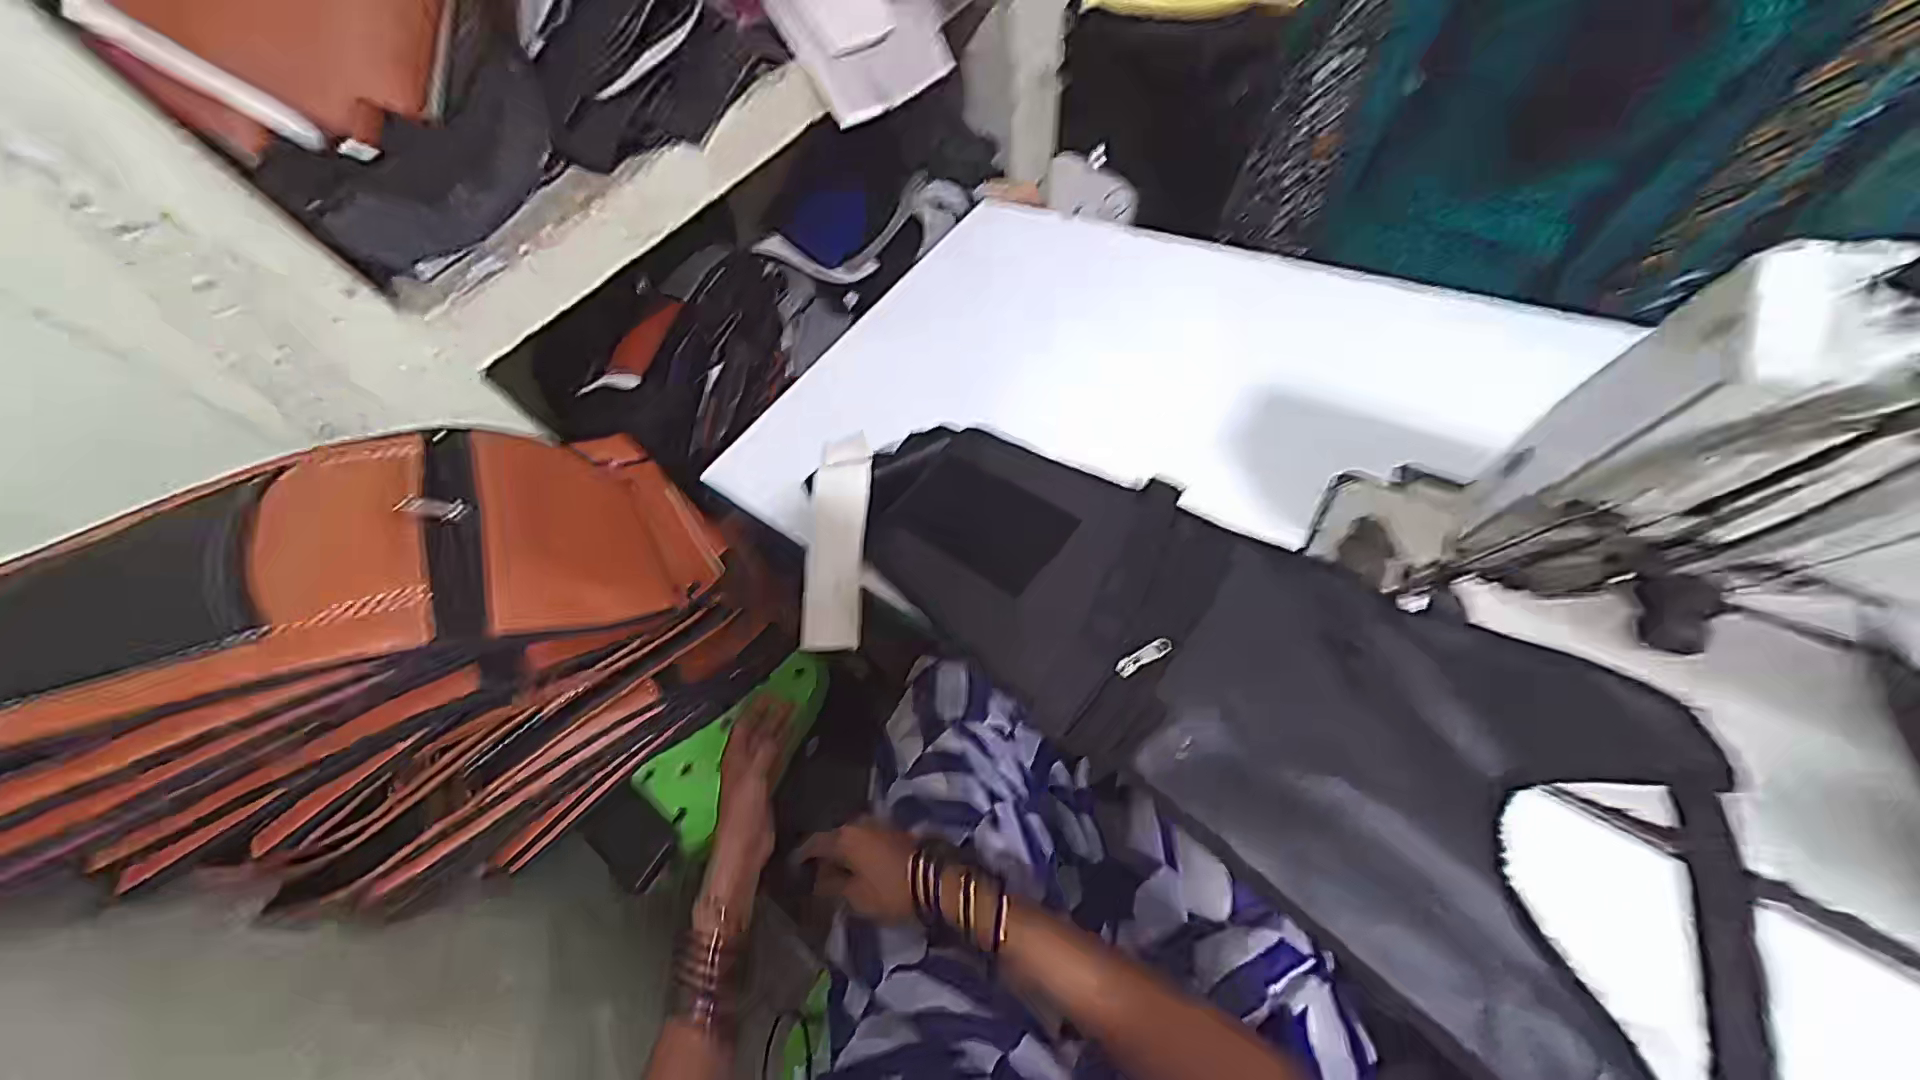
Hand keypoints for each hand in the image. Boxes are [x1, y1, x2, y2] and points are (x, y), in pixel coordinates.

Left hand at [702, 693, 792, 905]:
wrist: (744, 850)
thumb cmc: (742, 815)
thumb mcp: (753, 780)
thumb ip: (764, 753)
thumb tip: (776, 728)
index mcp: (734, 758)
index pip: (745, 725)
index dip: (757, 708)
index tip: (772, 692)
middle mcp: (742, 763)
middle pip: (757, 732)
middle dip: (770, 714)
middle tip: (787, 696)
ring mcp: (754, 775)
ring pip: (768, 743)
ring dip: (779, 727)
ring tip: (794, 710)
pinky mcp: (766, 787)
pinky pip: (777, 757)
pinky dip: (785, 744)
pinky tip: (795, 738)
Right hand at [795, 818, 919, 924]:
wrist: (933, 879)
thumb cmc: (889, 890)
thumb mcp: (855, 896)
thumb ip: (832, 885)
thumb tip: (817, 879)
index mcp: (845, 837)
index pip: (814, 843)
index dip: (801, 856)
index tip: (793, 869)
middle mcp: (859, 823)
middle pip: (833, 837)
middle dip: (824, 854)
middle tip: (814, 874)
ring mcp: (878, 823)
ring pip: (851, 837)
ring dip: (843, 852)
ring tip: (835, 871)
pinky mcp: (893, 830)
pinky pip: (866, 838)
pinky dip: (858, 850)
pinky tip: (856, 865)